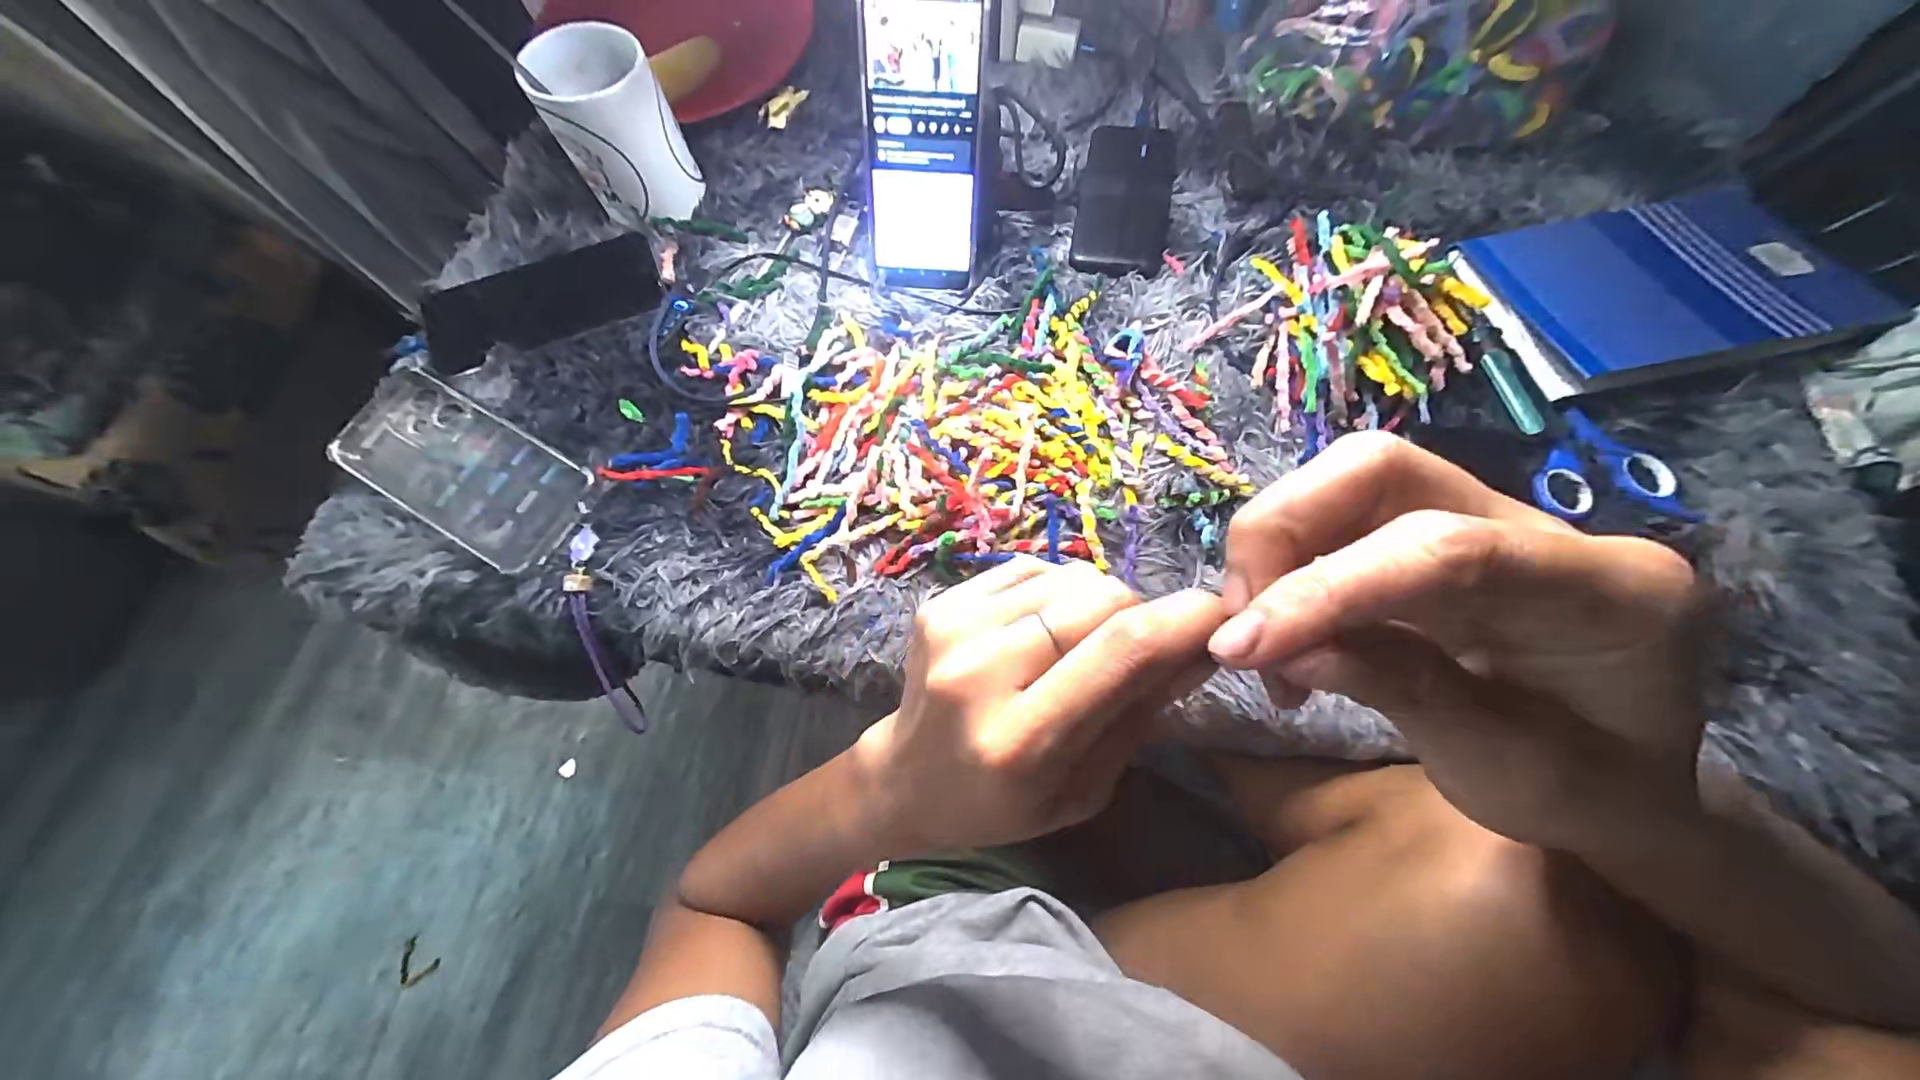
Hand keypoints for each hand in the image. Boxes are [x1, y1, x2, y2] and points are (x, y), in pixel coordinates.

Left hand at [853, 556, 1224, 853]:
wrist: (903, 777)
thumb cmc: (999, 804)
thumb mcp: (1083, 788)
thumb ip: (1138, 715)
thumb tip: (1199, 645)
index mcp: (1019, 741)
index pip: (1121, 651)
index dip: (1185, 621)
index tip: (1220, 618)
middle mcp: (979, 672)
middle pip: (1097, 599)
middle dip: (1142, 612)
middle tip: (1141, 644)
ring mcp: (951, 627)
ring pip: (1068, 576)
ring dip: (1098, 602)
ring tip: (1082, 643)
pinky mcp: (937, 601)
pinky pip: (1032, 568)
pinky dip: (1058, 591)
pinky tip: (1044, 626)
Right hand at [1208, 432, 1706, 851]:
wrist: (1618, 782)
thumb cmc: (1587, 797)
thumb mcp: (1507, 774)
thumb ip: (1404, 694)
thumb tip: (1286, 652)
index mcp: (1604, 591)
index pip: (1442, 549)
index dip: (1325, 587)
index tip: (1240, 646)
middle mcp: (1536, 526)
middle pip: (1375, 469)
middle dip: (1279, 534)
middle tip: (1244, 628)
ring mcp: (1475, 517)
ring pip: (1340, 481)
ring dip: (1269, 551)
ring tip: (1261, 641)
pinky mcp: (1425, 530)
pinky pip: (1331, 517)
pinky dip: (1280, 566)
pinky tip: (1280, 629)